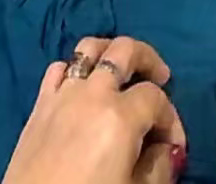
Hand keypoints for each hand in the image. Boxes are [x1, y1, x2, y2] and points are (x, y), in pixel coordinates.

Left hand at [2, 37, 186, 183]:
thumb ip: (158, 168)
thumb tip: (168, 147)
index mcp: (119, 116)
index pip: (156, 97)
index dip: (172, 118)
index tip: (174, 146)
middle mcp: (92, 91)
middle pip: (123, 49)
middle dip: (148, 58)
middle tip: (162, 76)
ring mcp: (63, 91)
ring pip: (88, 46)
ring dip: (111, 50)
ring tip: (123, 67)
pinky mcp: (41, 100)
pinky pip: (60, 67)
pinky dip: (76, 67)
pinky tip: (84, 85)